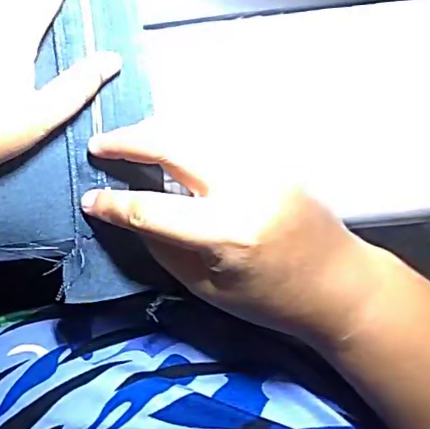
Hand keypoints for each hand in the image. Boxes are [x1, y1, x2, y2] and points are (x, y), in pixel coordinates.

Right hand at [79, 119, 404, 348]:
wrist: (340, 285)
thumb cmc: (271, 301)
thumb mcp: (205, 287)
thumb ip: (163, 245)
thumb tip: (128, 213)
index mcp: (227, 232)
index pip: (152, 208)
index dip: (113, 203)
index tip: (89, 199)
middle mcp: (245, 187)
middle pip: (173, 145)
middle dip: (129, 141)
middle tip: (99, 145)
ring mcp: (264, 164)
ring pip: (197, 127)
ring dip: (157, 130)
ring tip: (129, 141)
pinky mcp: (274, 156)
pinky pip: (220, 133)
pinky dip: (188, 133)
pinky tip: (170, 141)